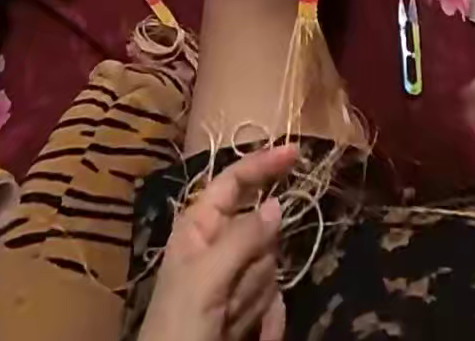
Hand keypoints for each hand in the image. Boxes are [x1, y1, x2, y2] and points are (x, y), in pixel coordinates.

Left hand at [137, 144, 299, 340]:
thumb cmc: (178, 330)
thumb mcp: (206, 280)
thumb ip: (243, 238)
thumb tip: (278, 204)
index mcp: (199, 225)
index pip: (235, 180)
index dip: (264, 162)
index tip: (296, 150)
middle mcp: (218, 243)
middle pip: (261, 227)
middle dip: (255, 261)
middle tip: (230, 296)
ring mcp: (233, 276)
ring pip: (270, 264)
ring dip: (253, 295)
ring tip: (228, 321)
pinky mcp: (245, 306)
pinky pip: (272, 298)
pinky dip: (262, 319)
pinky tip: (239, 334)